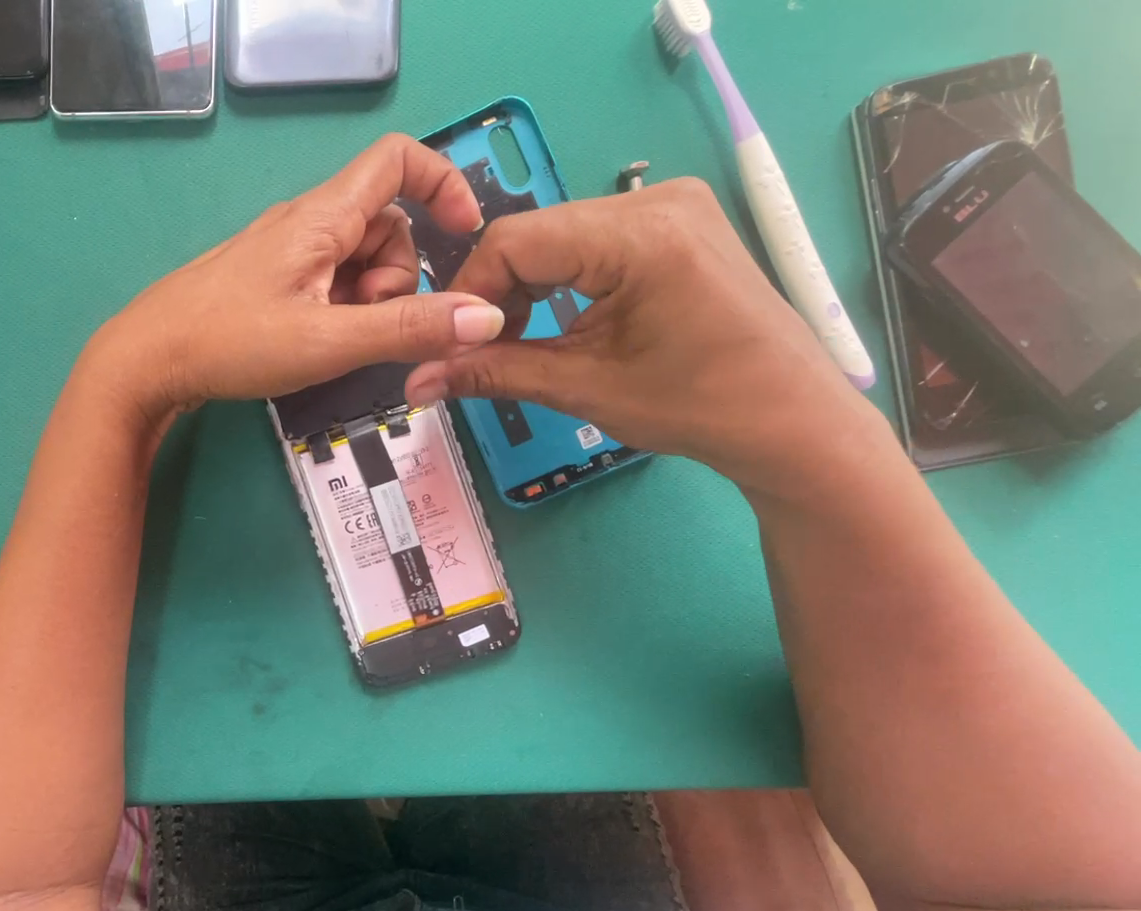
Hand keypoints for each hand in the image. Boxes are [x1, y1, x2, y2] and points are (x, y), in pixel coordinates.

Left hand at [79, 135, 509, 420]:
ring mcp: (283, 252)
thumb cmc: (231, 343)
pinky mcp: (267, 280)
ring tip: (335, 340)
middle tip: (367, 325)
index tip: (463, 235)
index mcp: (323, 217)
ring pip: (355, 258)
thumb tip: (486, 316)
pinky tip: (314, 343)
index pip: (398, 160)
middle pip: (384, 222)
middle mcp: (305, 223)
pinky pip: (325, 279)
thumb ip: (406, 328)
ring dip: (367, 298)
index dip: (442, 184)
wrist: (147, 360)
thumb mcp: (327, 342)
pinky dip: (338, 308)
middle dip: (397, 274)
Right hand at [406, 178, 895, 499]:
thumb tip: (414, 383)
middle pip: (534, 236)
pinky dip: (558, 282)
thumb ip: (491, 373)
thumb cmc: (694, 406)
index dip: (467, 294)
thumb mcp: (581, 387)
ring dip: (523, 291)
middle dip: (495, 297)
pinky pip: (589, 242)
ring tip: (517, 344)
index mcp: (640, 235)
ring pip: (557, 238)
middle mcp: (656, 199)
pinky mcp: (675, 223)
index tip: (449, 347)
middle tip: (478, 353)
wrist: (789, 419)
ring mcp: (670, 205)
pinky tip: (556, 322)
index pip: (514, 241)